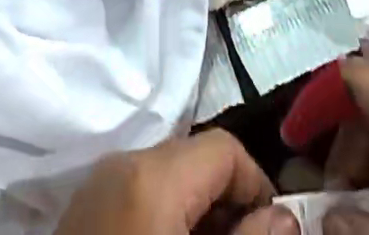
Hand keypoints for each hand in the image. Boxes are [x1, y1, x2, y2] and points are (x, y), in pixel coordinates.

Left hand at [53, 129, 299, 234]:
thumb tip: (283, 218)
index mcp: (153, 174)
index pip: (225, 148)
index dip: (258, 188)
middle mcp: (123, 162)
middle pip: (196, 160)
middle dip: (229, 204)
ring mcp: (98, 185)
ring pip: (171, 179)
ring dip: (200, 215)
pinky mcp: (84, 210)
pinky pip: (141, 196)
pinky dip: (168, 220)